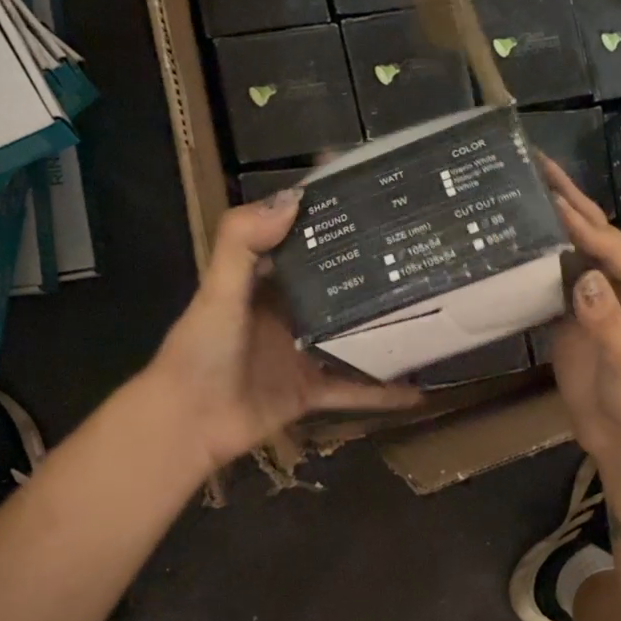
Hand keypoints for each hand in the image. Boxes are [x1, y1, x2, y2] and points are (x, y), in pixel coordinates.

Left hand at [140, 190, 421, 472]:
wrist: (188, 423)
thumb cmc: (201, 351)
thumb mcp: (218, 291)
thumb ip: (244, 243)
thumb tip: (295, 197)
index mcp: (265, 282)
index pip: (303, 240)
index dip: (332, 219)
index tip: (375, 198)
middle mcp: (288, 313)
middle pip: (337, 286)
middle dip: (374, 271)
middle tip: (420, 252)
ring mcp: (303, 353)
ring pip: (352, 335)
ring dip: (385, 329)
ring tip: (432, 312)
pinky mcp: (311, 391)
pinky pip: (354, 389)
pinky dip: (383, 393)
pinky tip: (420, 391)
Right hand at [538, 157, 620, 463]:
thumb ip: (606, 318)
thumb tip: (582, 276)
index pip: (608, 245)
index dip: (580, 222)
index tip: (549, 196)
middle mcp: (616, 284)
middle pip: (591, 235)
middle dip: (566, 200)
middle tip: (536, 164)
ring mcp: (590, 301)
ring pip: (566, 254)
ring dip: (544, 227)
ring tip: (515, 194)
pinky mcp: (567, 321)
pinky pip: (547, 284)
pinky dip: (530, 264)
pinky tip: (508, 246)